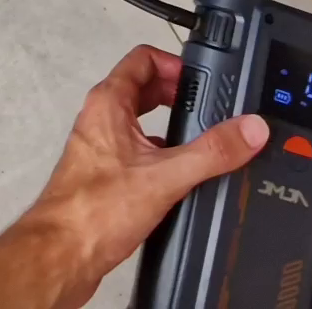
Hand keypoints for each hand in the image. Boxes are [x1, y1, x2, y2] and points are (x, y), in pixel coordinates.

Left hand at [16, 45, 268, 303]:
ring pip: (137, 117)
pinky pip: (133, 145)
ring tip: (194, 133)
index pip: (143, 58)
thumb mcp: (166, 175)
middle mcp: (100, 117)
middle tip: (203, 104)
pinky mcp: (102, 171)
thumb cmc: (93, 210)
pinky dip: (155, 148)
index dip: (173, 62)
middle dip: (174, 91)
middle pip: (141, 86)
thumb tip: (248, 130)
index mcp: (109, 102)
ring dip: (165, 119)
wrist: (62, 253)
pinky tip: (174, 170)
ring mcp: (99, 143)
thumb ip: (211, 152)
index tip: (199, 77)